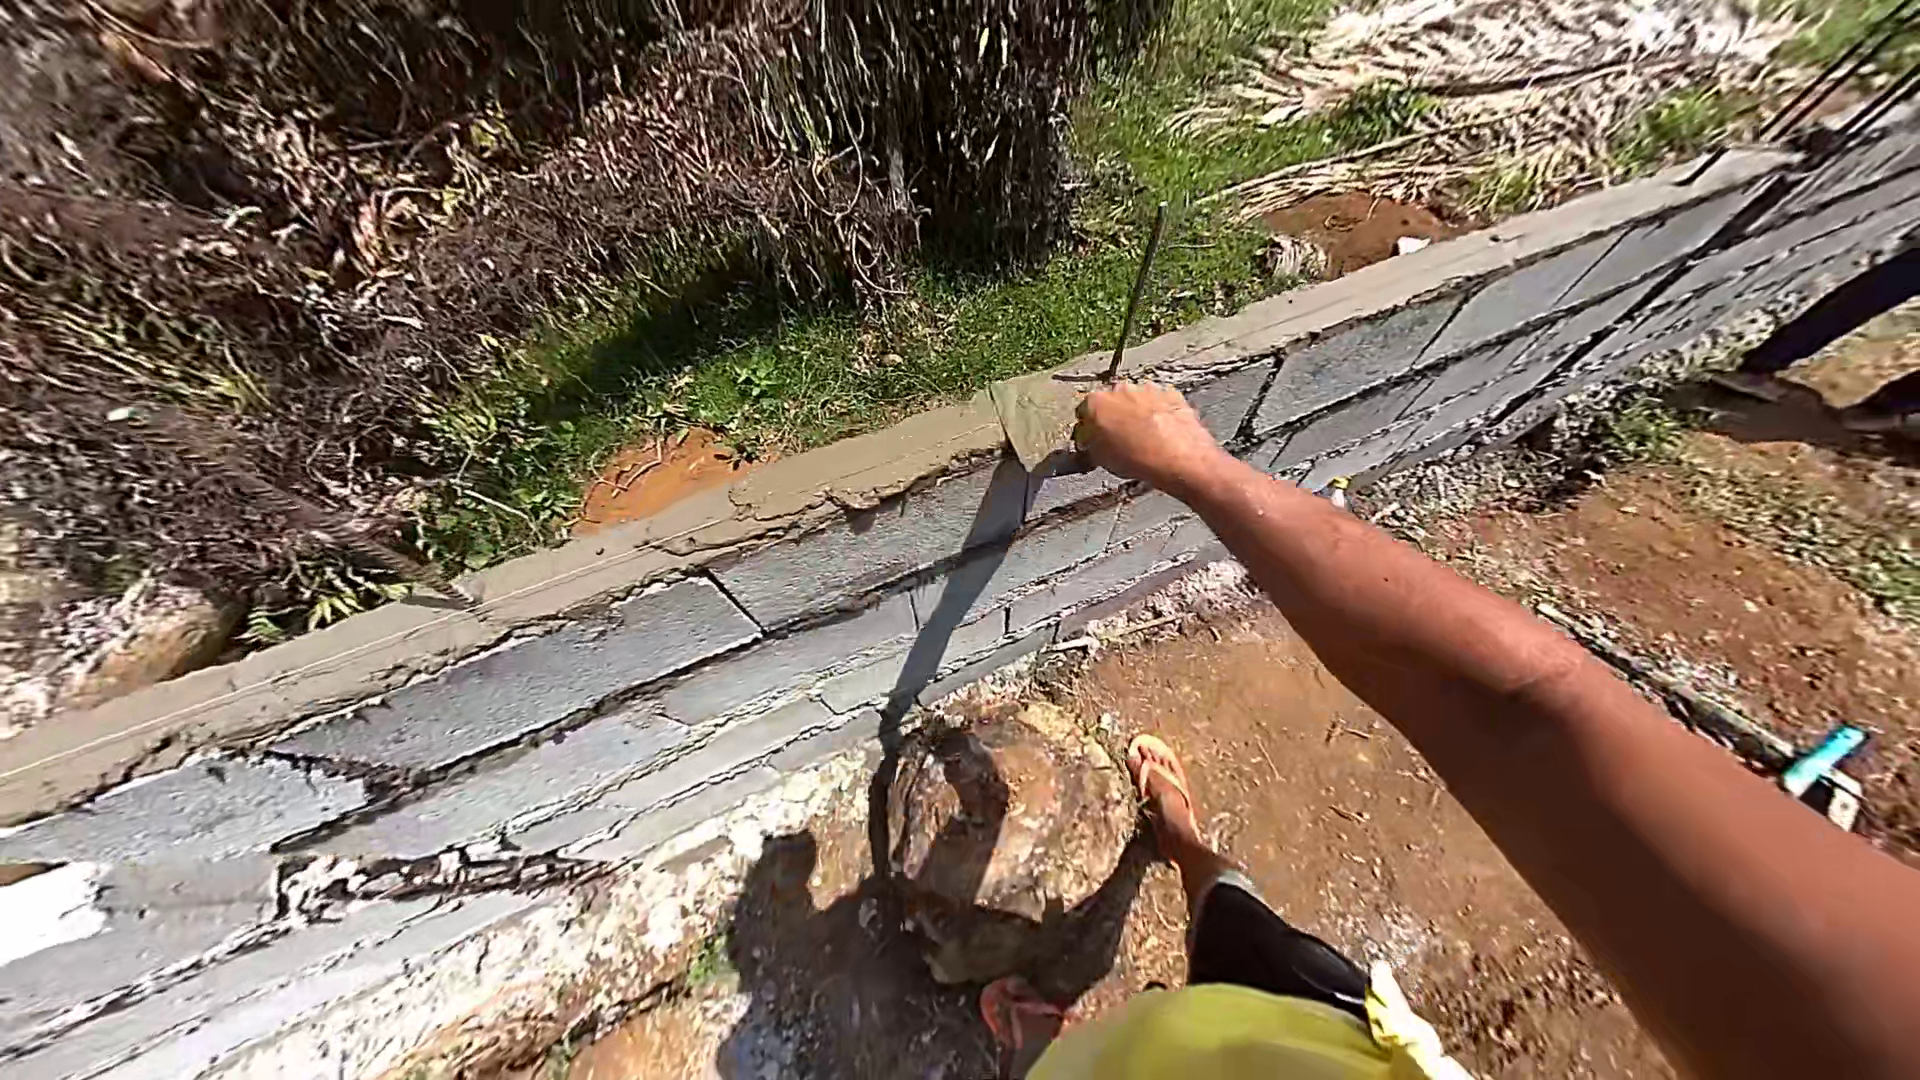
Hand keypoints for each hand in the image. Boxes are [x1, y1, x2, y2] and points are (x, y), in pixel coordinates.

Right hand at [1073, 382, 1230, 495]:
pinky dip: (1157, 414)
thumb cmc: (1136, 459)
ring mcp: (1148, 389)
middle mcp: (1120, 388)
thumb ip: (1089, 443)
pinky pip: (1158, 403)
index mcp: (1095, 402)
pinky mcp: (1172, 393)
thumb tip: (1088, 440)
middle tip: (1116, 439)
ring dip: (1135, 414)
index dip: (1086, 428)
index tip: (1090, 440)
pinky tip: (1161, 434)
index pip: (1083, 412)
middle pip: (1110, 402)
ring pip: (1135, 401)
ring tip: (1141, 439)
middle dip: (1111, 417)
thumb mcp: (1100, 458)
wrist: (1180, 458)